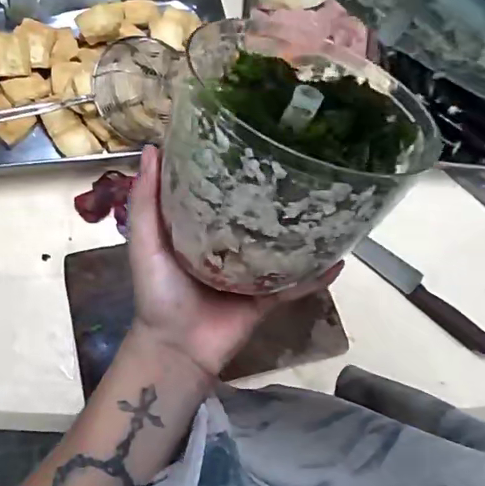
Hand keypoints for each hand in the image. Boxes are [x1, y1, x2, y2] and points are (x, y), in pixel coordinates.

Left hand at [126, 146, 341, 376]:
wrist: (176, 347)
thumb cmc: (157, 292)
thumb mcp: (145, 241)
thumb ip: (146, 201)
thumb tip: (153, 147)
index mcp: (198, 233)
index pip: (217, 194)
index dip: (230, 170)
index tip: (249, 138)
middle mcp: (227, 249)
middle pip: (255, 219)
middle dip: (274, 198)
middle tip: (298, 166)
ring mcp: (250, 275)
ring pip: (281, 250)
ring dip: (302, 233)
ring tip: (328, 206)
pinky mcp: (266, 299)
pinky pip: (295, 285)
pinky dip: (316, 276)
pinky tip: (339, 258)